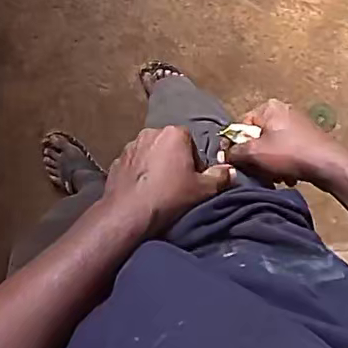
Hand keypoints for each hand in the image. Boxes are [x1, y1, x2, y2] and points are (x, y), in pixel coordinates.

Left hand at [102, 126, 232, 234]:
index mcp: (174, 134)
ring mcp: (130, 146)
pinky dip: (139, 173)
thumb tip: (231, 171)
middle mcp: (151, 133)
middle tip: (178, 183)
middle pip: (169, 144)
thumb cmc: (169, 197)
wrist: (128, 214)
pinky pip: (134, 164)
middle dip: (174, 159)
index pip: (191, 141)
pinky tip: (142, 190)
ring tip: (159, 188)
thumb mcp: (202, 189)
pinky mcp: (116, 161)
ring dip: (156, 164)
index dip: (194, 160)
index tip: (193, 178)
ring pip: (150, 152)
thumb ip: (219, 177)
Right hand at [226, 99, 347, 186]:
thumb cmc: (291, 154)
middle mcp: (283, 110)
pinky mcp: (307, 137)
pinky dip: (284, 163)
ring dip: (270, 164)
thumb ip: (235, 152)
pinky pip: (286, 150)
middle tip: (259, 172)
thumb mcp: (255, 153)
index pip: (241, 125)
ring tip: (275, 177)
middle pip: (257, 137)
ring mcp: (297, 123)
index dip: (237, 146)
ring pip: (272, 146)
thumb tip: (225, 155)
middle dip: (256, 157)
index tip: (238, 162)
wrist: (328, 164)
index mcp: (269, 107)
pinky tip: (288, 176)